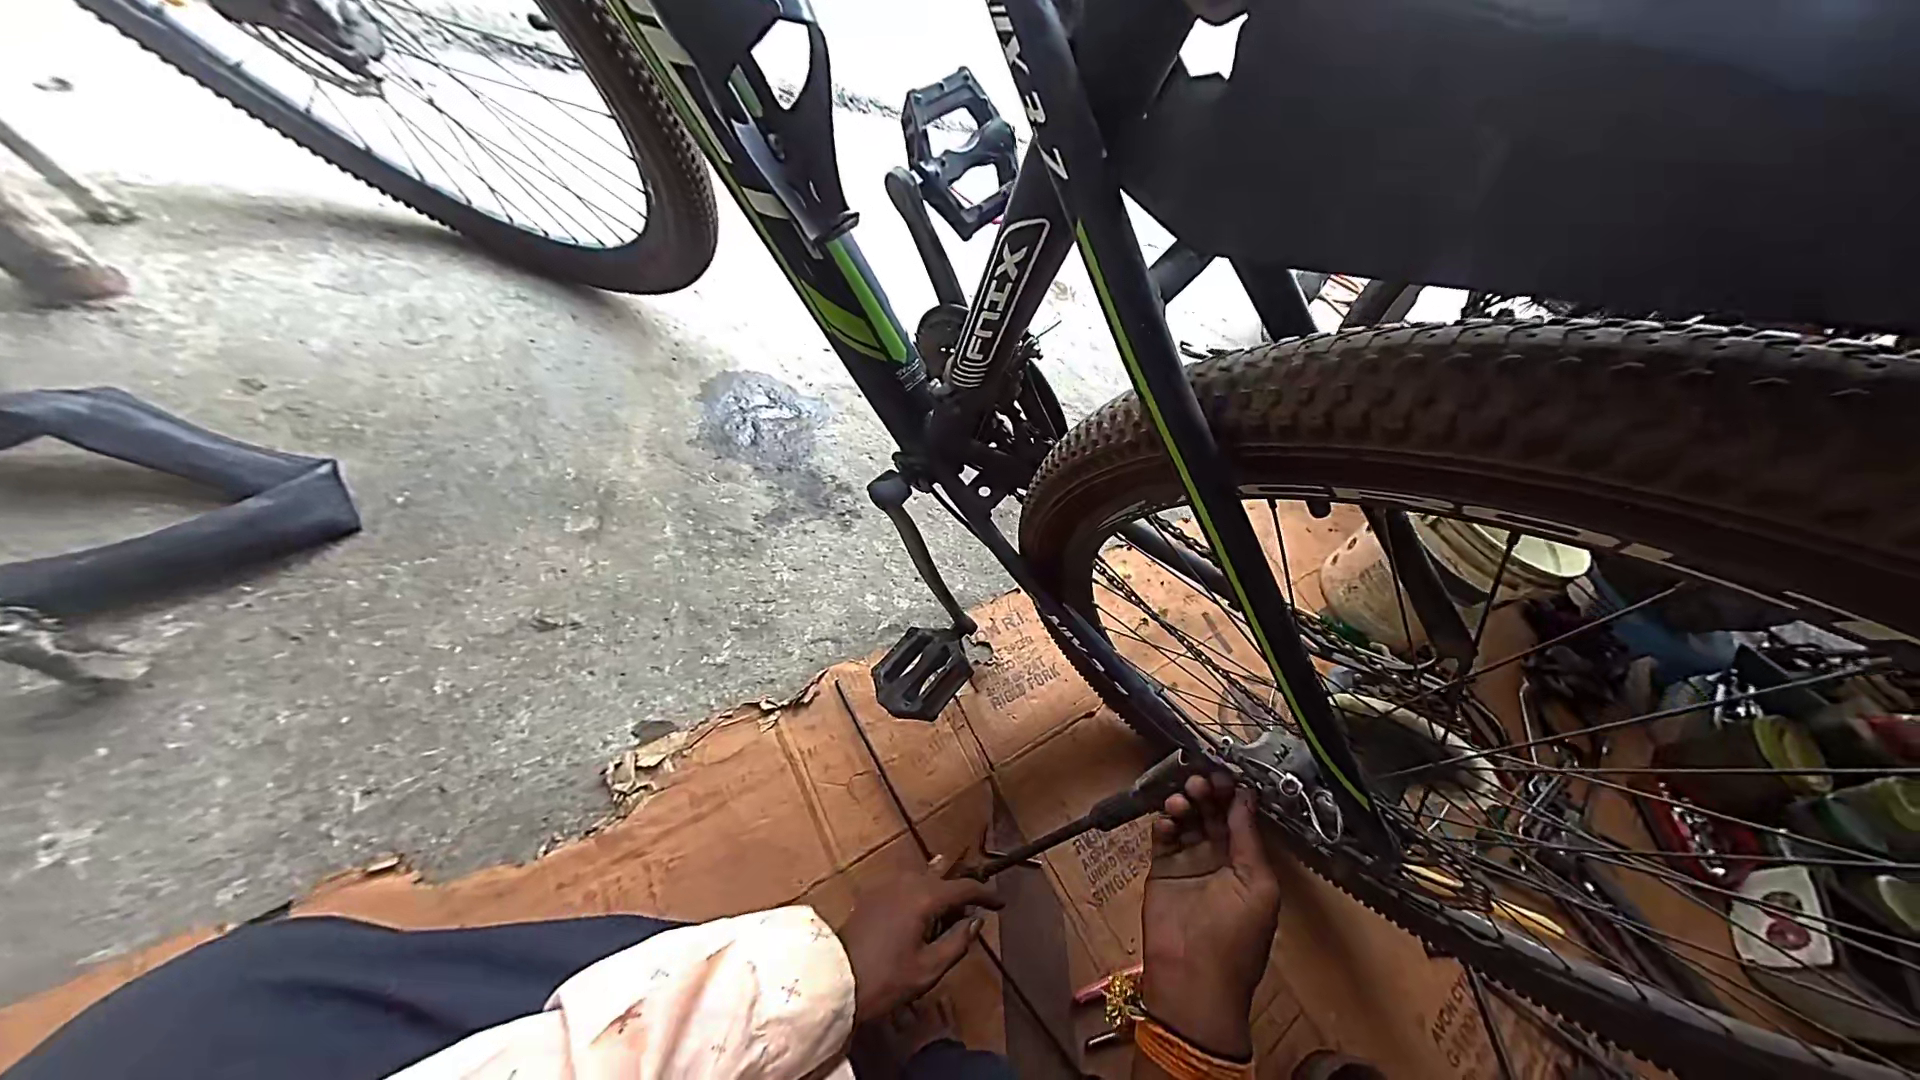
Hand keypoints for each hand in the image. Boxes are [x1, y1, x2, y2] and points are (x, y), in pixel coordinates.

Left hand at [837, 856, 1002, 1022]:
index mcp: (925, 897)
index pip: (964, 887)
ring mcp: (888, 883)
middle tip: (975, 903)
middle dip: (960, 885)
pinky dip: (920, 890)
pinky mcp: (873, 892)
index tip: (1000, 903)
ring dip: (939, 886)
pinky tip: (920, 910)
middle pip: (942, 873)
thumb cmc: (886, 978)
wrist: (835, 979)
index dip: (985, 893)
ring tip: (949, 908)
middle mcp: (908, 881)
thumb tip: (976, 921)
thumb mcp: (928, 969)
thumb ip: (957, 942)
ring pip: (923, 875)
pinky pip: (905, 882)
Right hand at [1139, 773, 1281, 1059]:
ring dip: (1184, 804)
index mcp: (1246, 863)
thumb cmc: (1235, 936)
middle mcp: (1218, 858)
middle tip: (1199, 781)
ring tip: (1182, 801)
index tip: (1224, 774)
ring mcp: (1188, 862)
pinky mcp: (1162, 867)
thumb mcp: (1257, 885)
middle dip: (1206, 793)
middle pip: (1210, 813)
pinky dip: (1164, 823)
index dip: (1232, 795)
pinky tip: (1168, 821)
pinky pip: (1162, 836)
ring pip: (1186, 819)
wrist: (1193, 974)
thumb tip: (1246, 797)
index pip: (1239, 818)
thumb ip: (1248, 838)